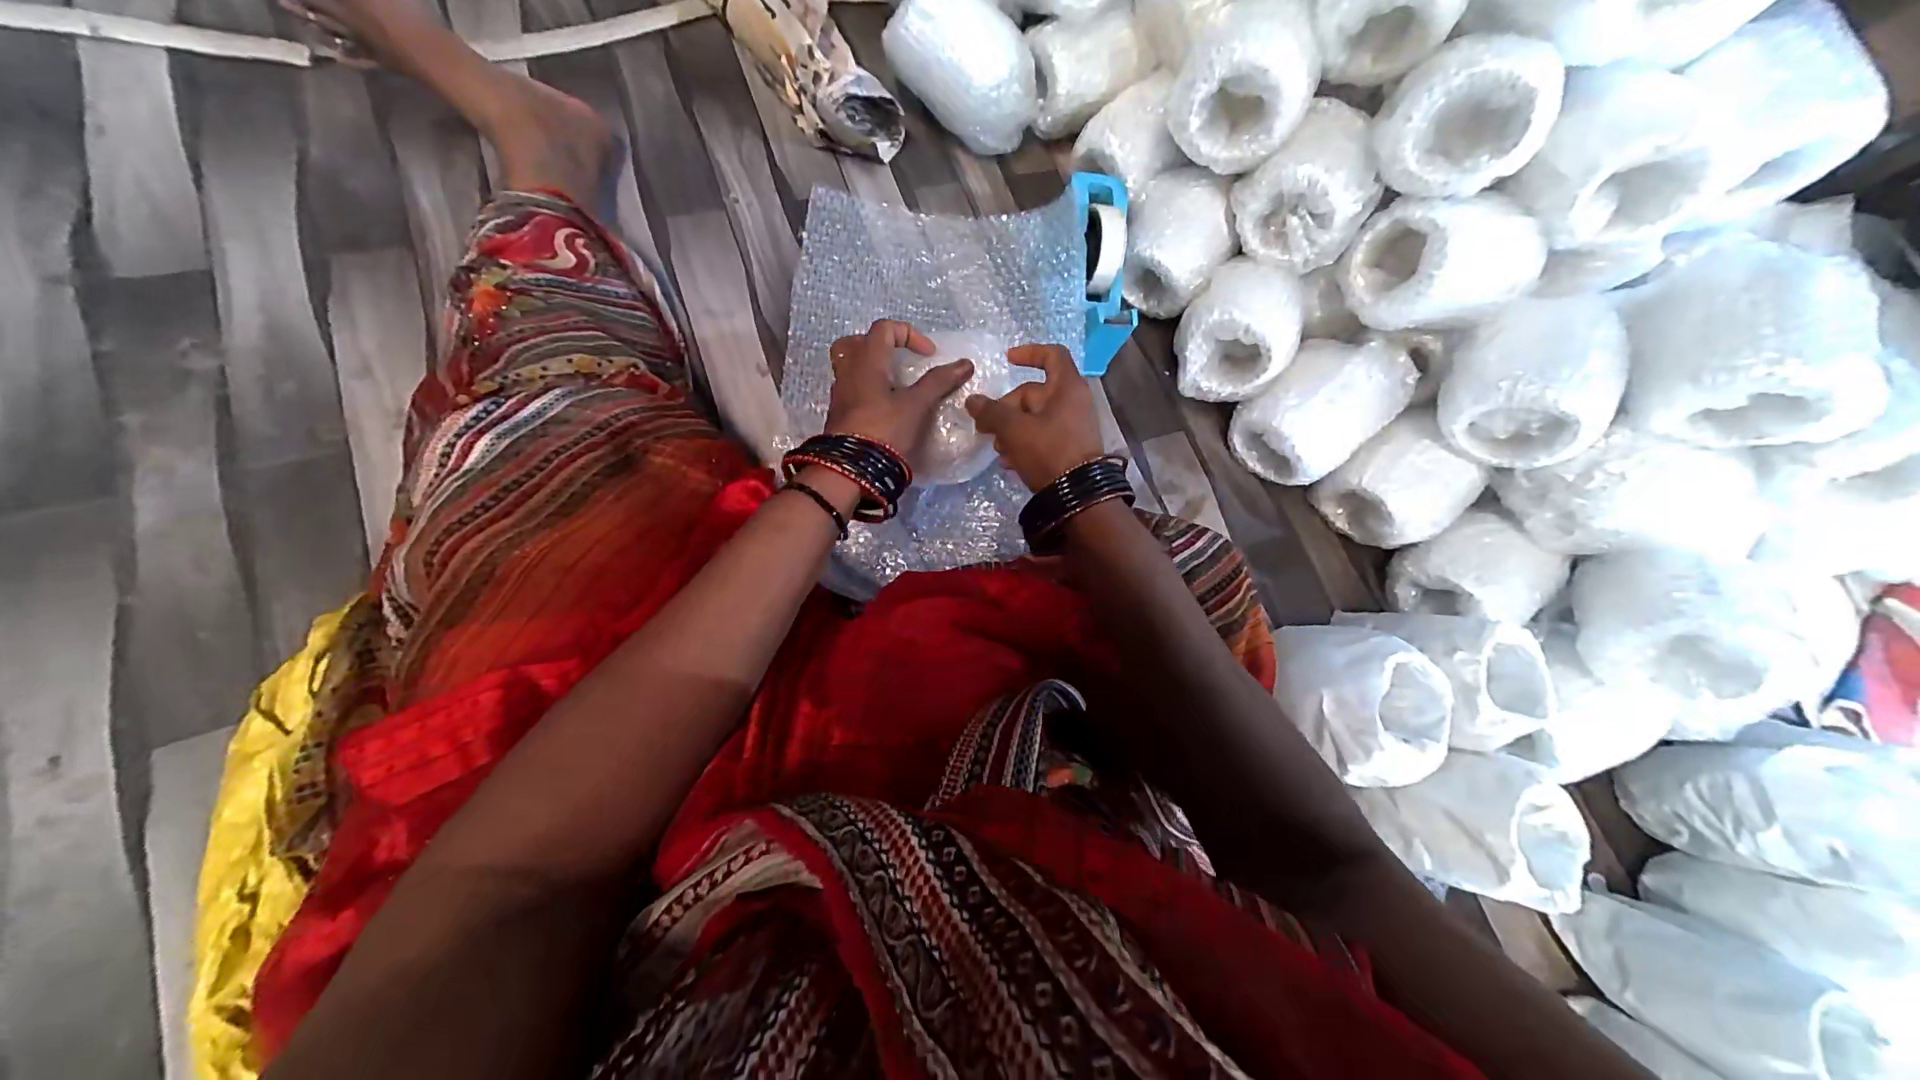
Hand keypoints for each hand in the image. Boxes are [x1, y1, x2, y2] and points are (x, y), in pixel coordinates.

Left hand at [824, 320, 973, 457]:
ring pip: (849, 367)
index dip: (909, 334)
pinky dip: (866, 389)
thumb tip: (965, 364)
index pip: (884, 329)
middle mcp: (848, 372)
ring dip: (871, 368)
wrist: (852, 471)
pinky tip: (884, 406)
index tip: (928, 356)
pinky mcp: (839, 415)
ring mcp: (840, 395)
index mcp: (866, 361)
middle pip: (855, 343)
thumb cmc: (885, 430)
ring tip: (893, 384)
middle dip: (879, 345)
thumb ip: (939, 382)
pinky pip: (851, 390)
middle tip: (897, 359)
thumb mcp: (917, 405)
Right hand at [964, 344, 1105, 489]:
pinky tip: (1010, 462)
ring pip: (1035, 418)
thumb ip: (991, 412)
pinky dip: (1025, 443)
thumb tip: (973, 400)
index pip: (1052, 355)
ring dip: (1012, 430)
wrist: (1077, 495)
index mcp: (1066, 387)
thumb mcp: (1014, 429)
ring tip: (999, 449)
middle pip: (1033, 393)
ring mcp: (1073, 425)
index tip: (1007, 360)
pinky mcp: (1070, 447)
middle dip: (1007, 409)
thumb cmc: (1048, 451)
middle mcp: (1073, 402)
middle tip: (987, 428)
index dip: (1029, 352)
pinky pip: (1043, 436)